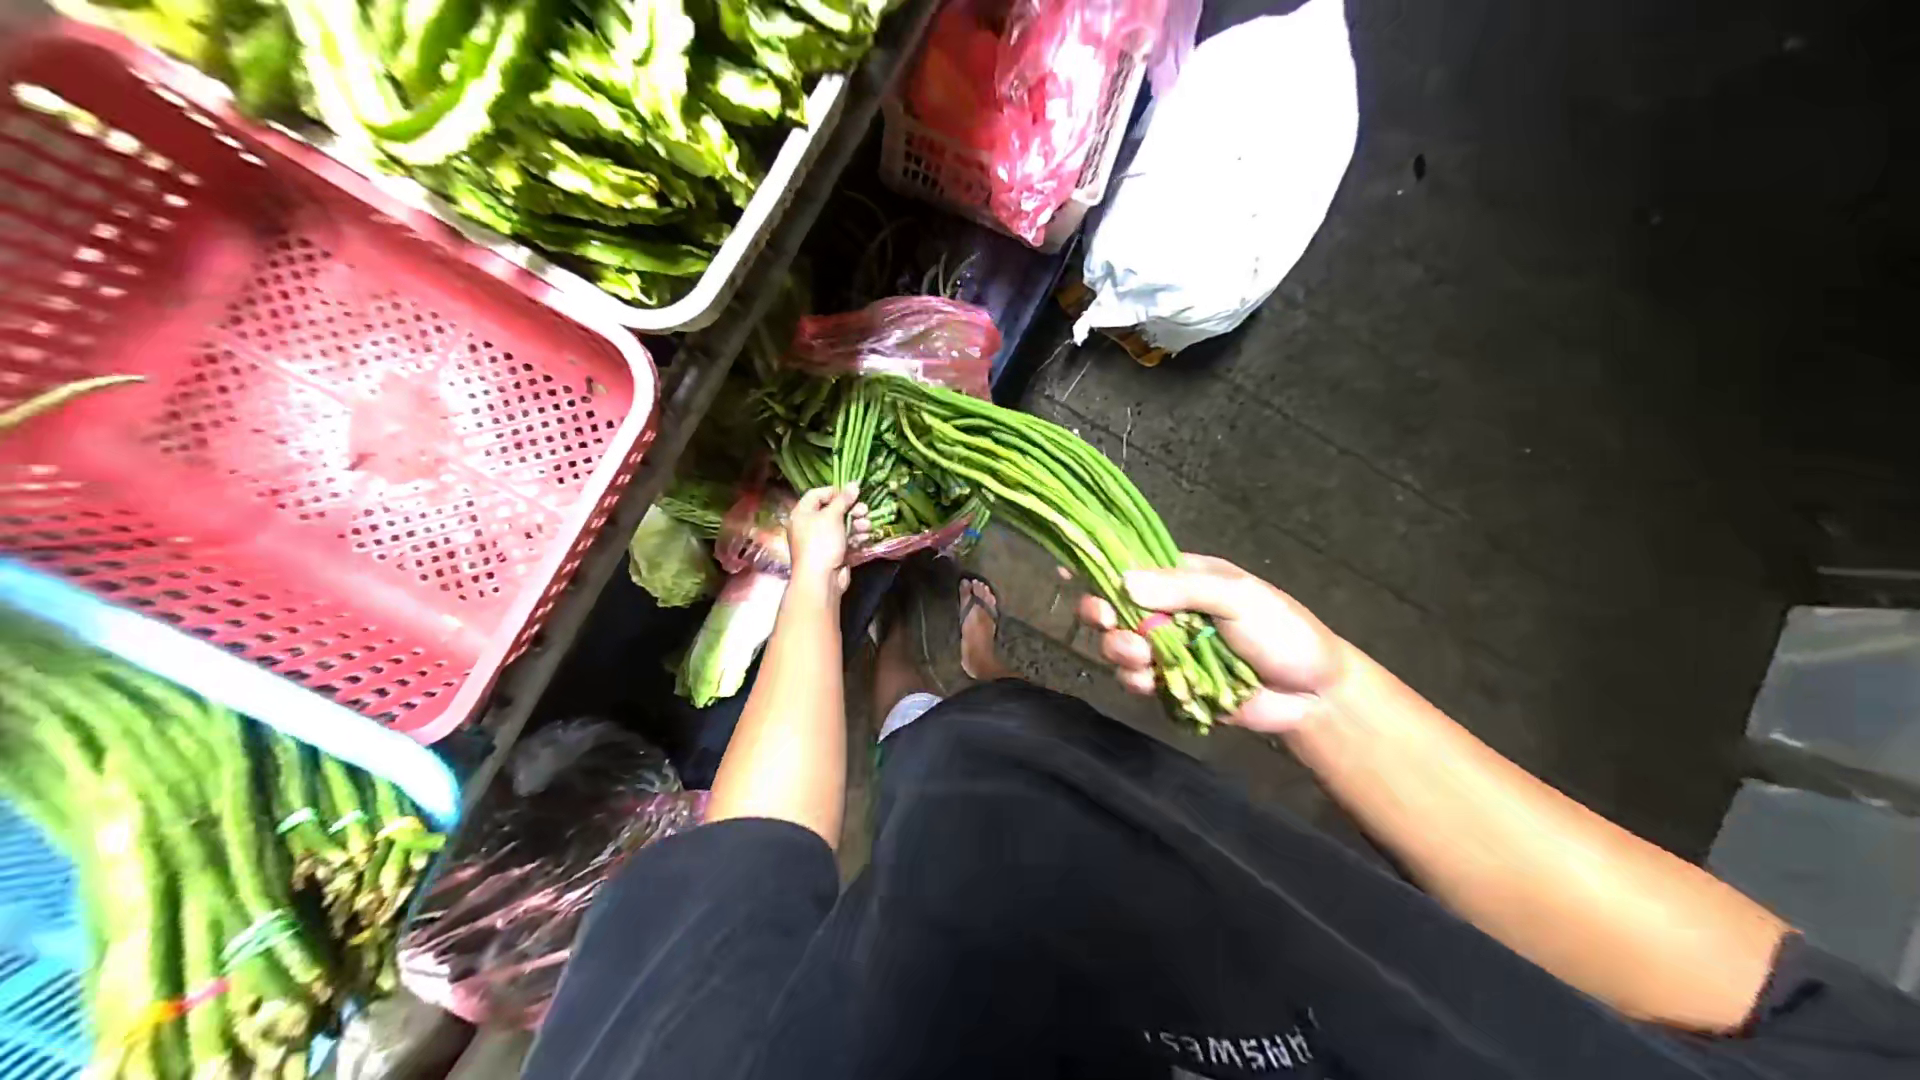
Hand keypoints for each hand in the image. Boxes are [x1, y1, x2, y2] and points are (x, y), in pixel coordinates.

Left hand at [786, 485, 871, 592]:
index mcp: (802, 514)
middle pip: (832, 511)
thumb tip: (853, 484)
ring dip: (857, 523)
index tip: (851, 492)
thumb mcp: (832, 516)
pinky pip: (845, 541)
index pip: (816, 495)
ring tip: (866, 525)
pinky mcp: (833, 554)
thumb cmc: (821, 542)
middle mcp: (809, 526)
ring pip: (842, 526)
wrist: (820, 579)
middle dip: (851, 509)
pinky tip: (865, 537)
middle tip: (864, 509)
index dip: (834, 491)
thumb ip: (843, 499)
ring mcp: (821, 541)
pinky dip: (855, 537)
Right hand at [1077, 554, 1347, 732]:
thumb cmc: (1282, 631)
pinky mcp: (1168, 683)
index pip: (1130, 565)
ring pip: (1117, 646)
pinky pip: (1134, 680)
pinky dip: (1136, 681)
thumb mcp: (1238, 597)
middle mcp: (1165, 610)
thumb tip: (1124, 583)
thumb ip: (1182, 588)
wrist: (1313, 695)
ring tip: (1142, 655)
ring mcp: (1164, 648)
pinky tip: (1152, 681)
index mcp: (1181, 577)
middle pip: (1113, 607)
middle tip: (1105, 620)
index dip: (1099, 567)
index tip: (1067, 568)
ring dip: (1120, 651)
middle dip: (1102, 614)